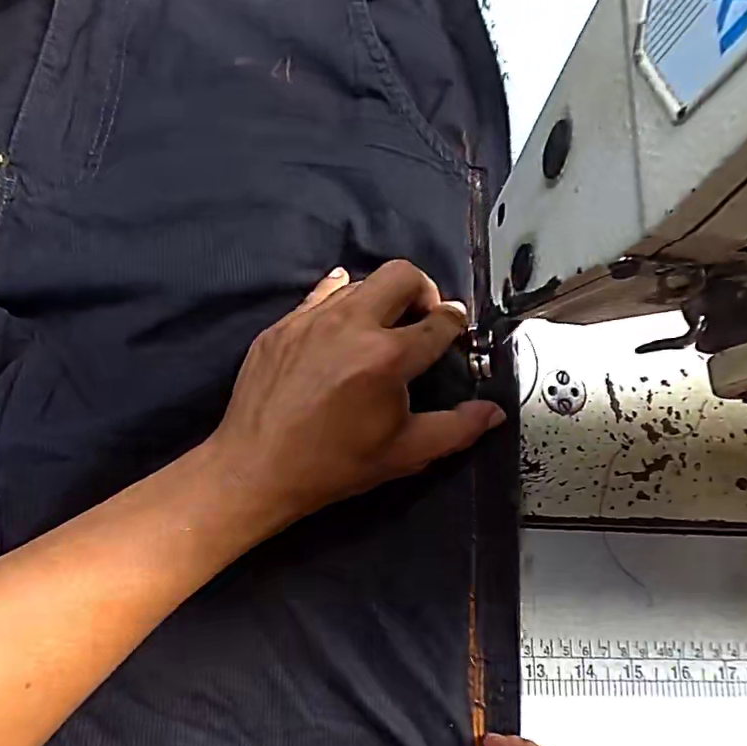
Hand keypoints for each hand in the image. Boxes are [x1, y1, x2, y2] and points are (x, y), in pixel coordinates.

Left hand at [202, 261, 504, 523]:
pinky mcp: (281, 326)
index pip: (439, 322)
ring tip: (380, 329)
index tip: (455, 334)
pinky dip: (340, 299)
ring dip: (382, 298)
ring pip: (361, 282)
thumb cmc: (331, 466)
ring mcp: (311, 320)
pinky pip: (319, 294)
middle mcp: (351, 325)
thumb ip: (455, 429)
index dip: (456, 326)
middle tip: (422, 320)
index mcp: (388, 357)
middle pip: (403, 275)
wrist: (255, 469)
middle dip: (424, 290)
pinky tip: (341, 319)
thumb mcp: (403, 454)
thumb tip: (491, 412)